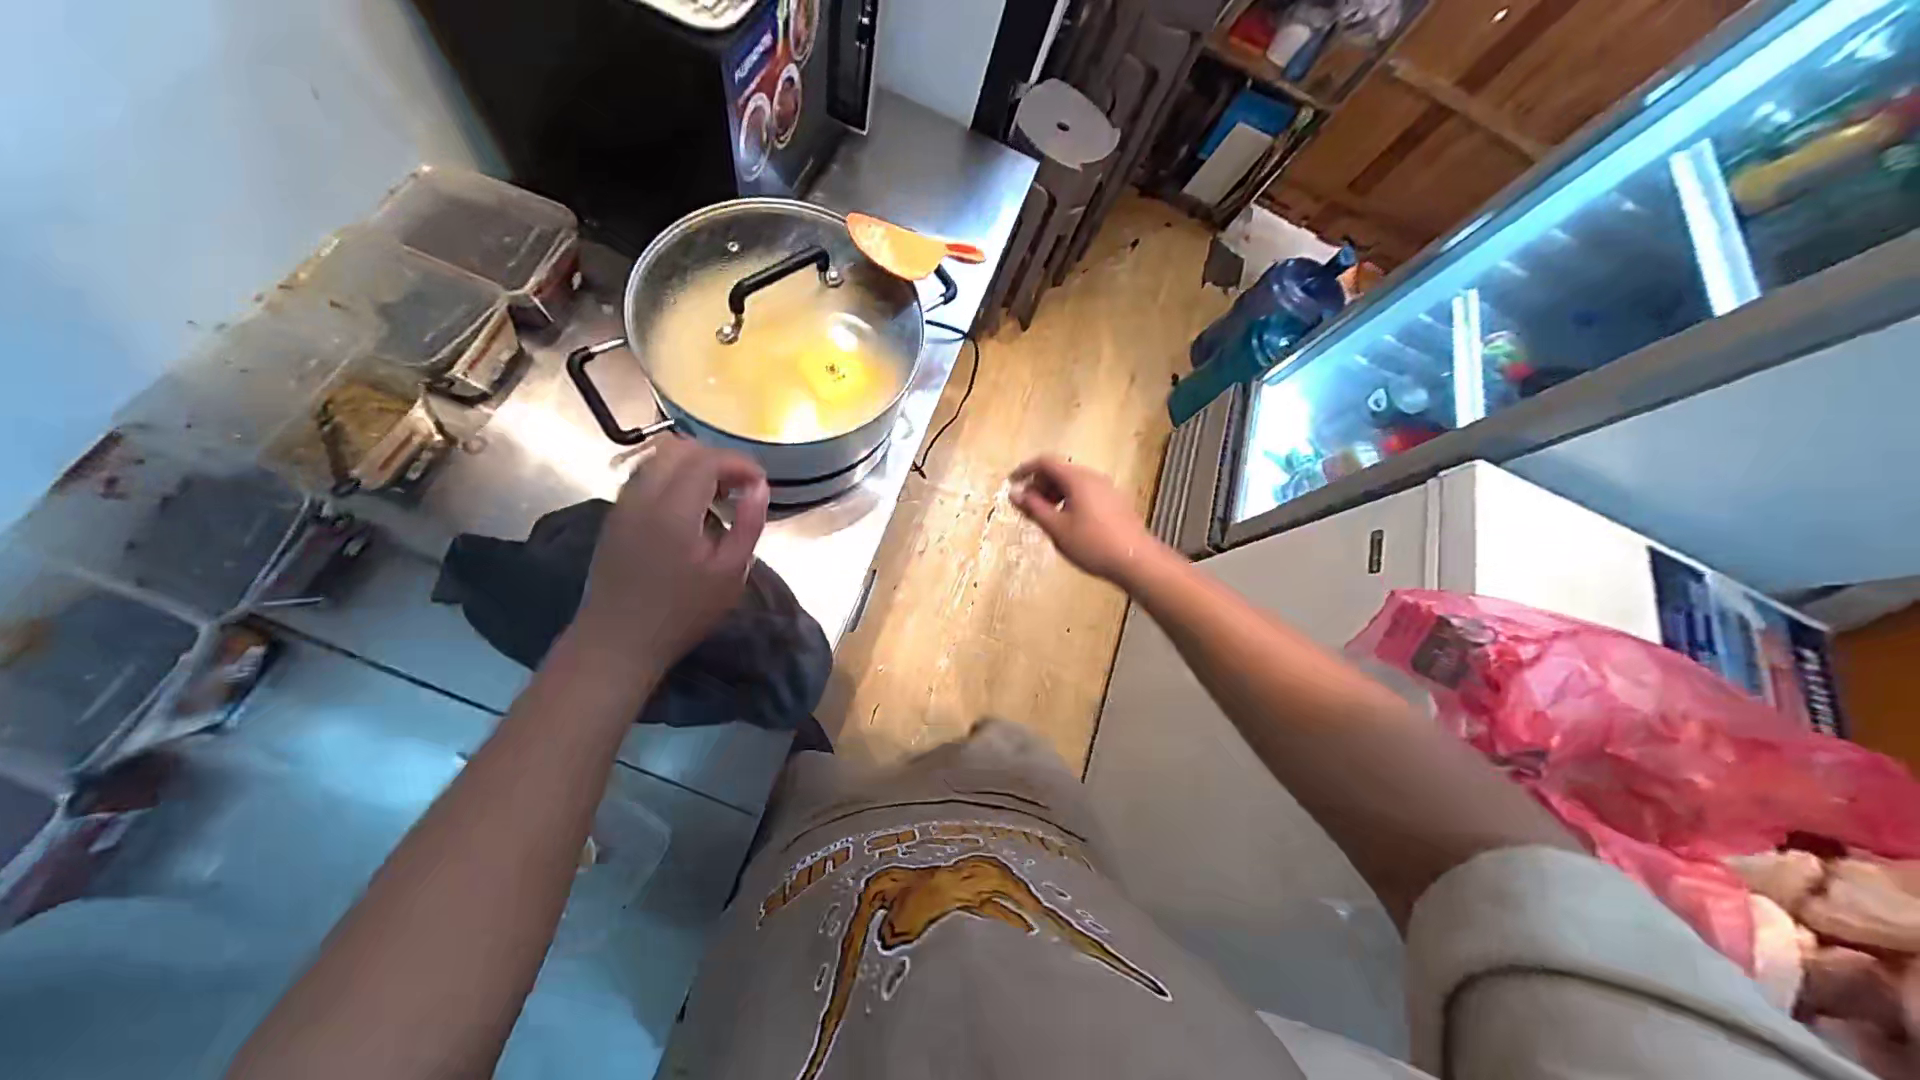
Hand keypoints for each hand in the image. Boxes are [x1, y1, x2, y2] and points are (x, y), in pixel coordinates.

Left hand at [573, 436, 769, 669]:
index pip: (707, 459)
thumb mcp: (730, 573)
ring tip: (716, 496)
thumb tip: (760, 487)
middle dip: (716, 458)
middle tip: (740, 487)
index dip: (740, 463)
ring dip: (692, 465)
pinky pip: (645, 477)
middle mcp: (642, 496)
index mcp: (673, 510)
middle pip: (679, 448)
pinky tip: (689, 509)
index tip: (760, 483)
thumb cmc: (682, 612)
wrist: (618, 640)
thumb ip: (748, 524)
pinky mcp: (614, 516)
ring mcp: (622, 504)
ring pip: (657, 459)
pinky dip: (672, 478)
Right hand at [1008, 455, 1166, 584]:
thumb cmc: (1092, 544)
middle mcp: (1093, 477)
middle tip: (1027, 505)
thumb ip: (1034, 508)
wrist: (1136, 560)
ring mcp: (1107, 488)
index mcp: (1078, 479)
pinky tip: (1066, 521)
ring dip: (1054, 493)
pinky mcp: (1115, 501)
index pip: (1046, 462)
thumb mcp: (1057, 528)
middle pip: (1060, 470)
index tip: (1011, 483)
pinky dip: (1068, 499)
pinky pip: (1085, 492)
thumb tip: (1015, 493)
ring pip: (1073, 482)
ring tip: (1044, 516)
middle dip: (1039, 484)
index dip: (1026, 469)